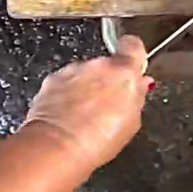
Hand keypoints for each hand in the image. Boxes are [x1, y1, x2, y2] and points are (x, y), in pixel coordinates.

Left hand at [20, 36, 151, 168]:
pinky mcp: (52, 79)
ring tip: (85, 118)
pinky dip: (66, 96)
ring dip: (85, 90)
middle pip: (106, 66)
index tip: (132, 67)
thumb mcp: (131, 123)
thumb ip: (136, 96)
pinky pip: (64, 84)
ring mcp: (73, 71)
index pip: (133, 45)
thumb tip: (140, 84)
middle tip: (106, 108)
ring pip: (84, 75)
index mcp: (123, 72)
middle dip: (106, 82)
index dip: (133, 55)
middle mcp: (97, 65)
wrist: (57, 146)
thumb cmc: (97, 139)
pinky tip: (67, 117)